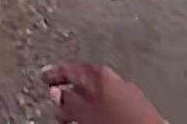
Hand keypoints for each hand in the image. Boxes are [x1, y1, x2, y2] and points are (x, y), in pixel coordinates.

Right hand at [46, 63, 164, 123]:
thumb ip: (68, 101)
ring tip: (77, 119)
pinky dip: (102, 112)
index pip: (69, 68)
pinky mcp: (142, 111)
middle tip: (58, 107)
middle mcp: (114, 78)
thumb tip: (56, 93)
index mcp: (99, 74)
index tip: (44, 78)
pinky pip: (114, 107)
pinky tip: (98, 121)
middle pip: (86, 83)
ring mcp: (130, 94)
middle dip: (71, 94)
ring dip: (86, 106)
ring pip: (100, 97)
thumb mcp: (86, 115)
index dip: (54, 74)